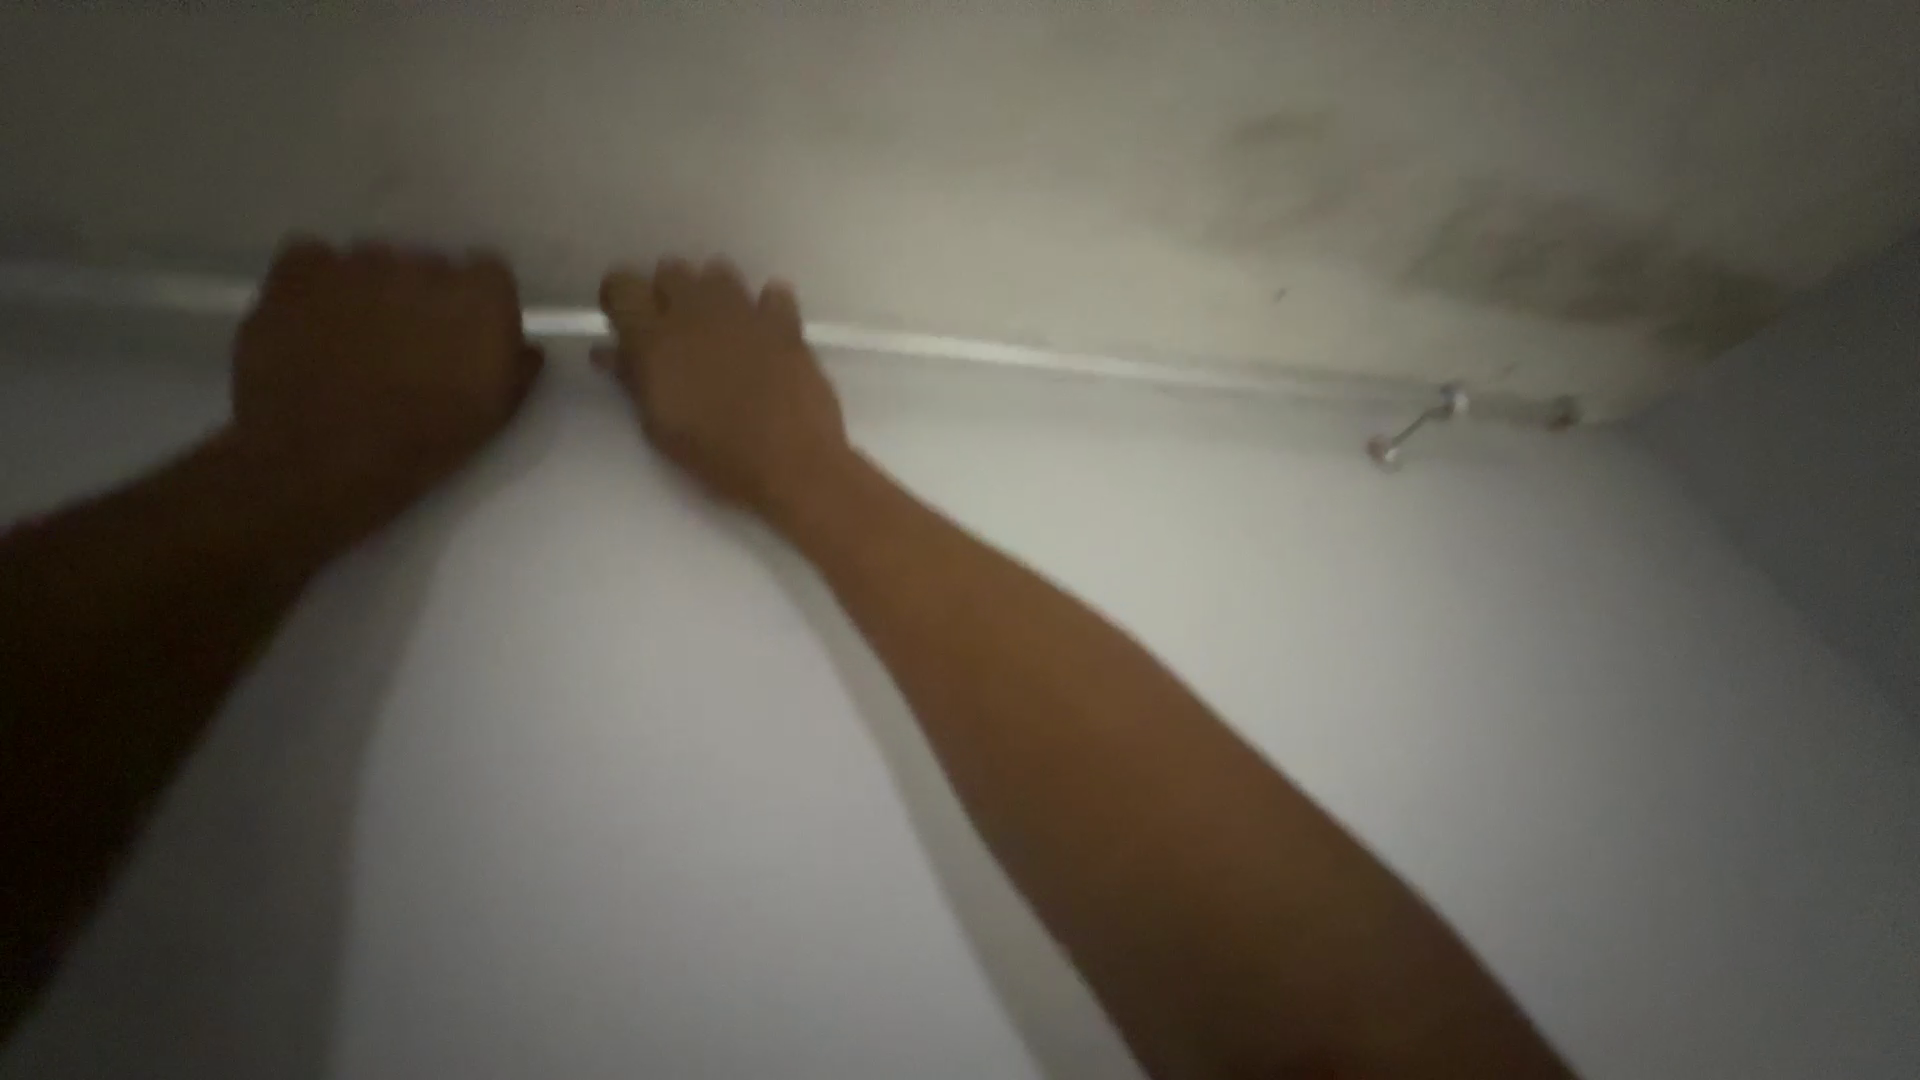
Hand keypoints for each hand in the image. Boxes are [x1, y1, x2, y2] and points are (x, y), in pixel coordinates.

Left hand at [231, 238, 543, 544]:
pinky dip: (320, 283)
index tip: (471, 333)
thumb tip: (523, 346)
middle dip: (425, 295)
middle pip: (430, 265)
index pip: (490, 272)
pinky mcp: (299, 269)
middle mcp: (424, 265)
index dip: (481, 301)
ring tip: (361, 335)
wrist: (332, 451)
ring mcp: (358, 263)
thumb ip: (517, 366)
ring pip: (374, 262)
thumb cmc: (431, 435)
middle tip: (414, 340)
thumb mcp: (498, 410)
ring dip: (374, 289)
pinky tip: (318, 320)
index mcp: (483, 297)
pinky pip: (316, 258)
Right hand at [596, 258, 849, 519]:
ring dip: (715, 295)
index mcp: (655, 337)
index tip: (629, 325)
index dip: (622, 301)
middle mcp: (698, 311)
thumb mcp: (660, 428)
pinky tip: (767, 336)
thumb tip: (610, 352)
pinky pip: (774, 294)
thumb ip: (633, 381)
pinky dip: (768, 308)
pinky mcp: (787, 324)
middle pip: (672, 270)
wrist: (793, 464)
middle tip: (678, 334)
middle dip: (669, 294)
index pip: (622, 284)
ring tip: (723, 332)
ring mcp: (746, 313)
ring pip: (719, 272)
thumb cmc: (718, 456)